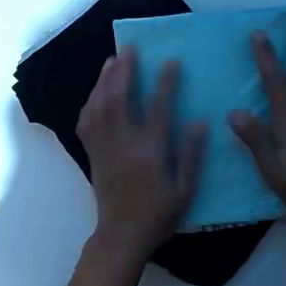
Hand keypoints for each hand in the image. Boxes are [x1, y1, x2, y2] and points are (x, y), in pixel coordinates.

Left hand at [77, 49, 206, 259]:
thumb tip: (199, 122)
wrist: (121, 237)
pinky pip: (86, 121)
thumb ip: (190, 155)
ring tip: (112, 60)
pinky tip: (96, 91)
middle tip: (129, 49)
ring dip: (104, 80)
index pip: (157, 108)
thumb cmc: (159, 215)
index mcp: (149, 151)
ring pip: (99, 105)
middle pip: (118, 98)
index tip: (171, 61)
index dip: (164, 82)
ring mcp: (103, 147)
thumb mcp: (185, 190)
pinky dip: (90, 101)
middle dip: (123, 71)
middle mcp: (122, 144)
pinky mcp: (92, 154)